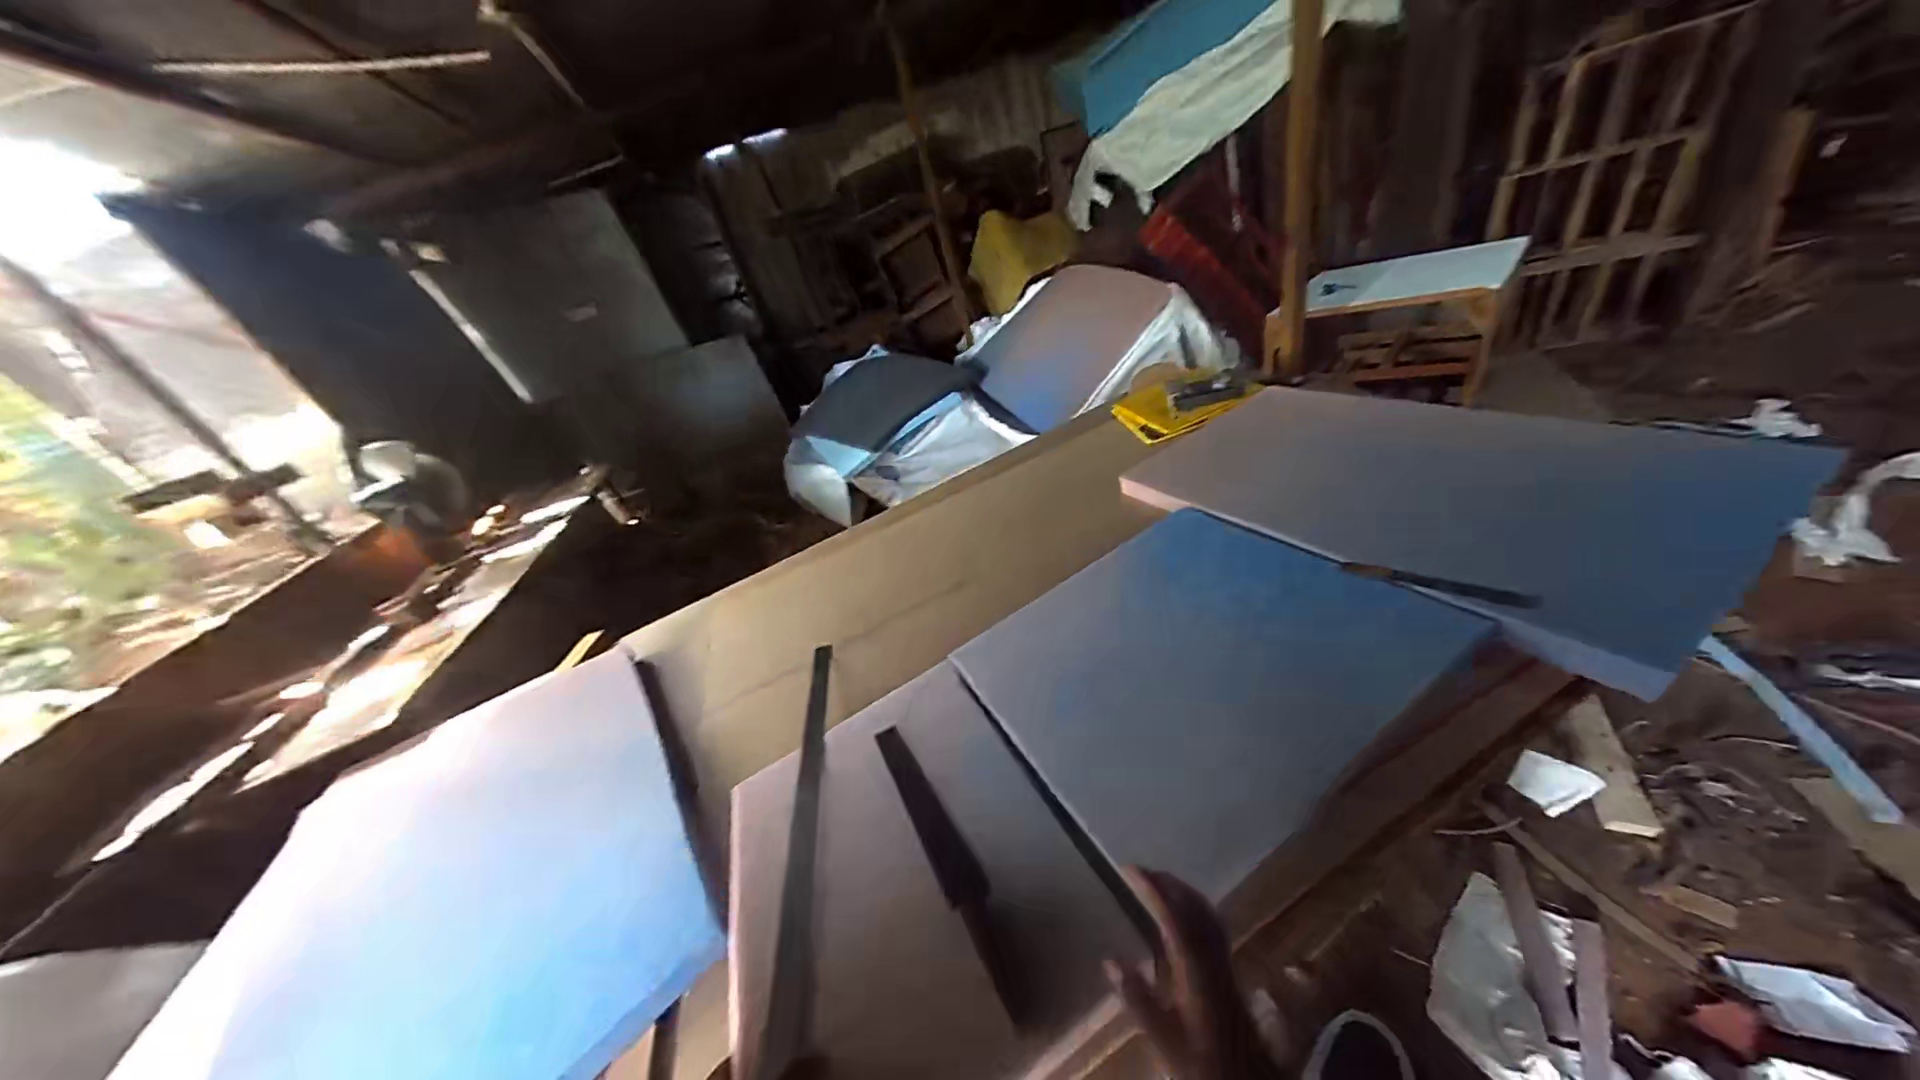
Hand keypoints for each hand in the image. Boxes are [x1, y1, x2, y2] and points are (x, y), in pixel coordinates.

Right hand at [1106, 867, 1284, 1079]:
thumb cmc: (1207, 1068)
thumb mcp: (1166, 1043)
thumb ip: (1138, 1000)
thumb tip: (1109, 959)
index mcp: (1195, 972)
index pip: (1172, 916)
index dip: (1151, 888)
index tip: (1128, 870)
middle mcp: (1212, 960)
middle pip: (1192, 907)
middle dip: (1165, 882)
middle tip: (1138, 872)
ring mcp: (1225, 964)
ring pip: (1205, 912)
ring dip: (1181, 890)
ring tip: (1157, 883)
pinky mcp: (1230, 973)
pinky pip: (1213, 924)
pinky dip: (1195, 906)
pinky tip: (1185, 914)